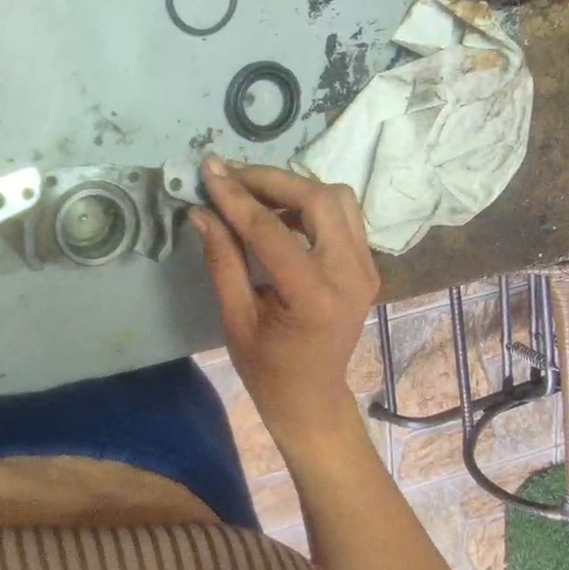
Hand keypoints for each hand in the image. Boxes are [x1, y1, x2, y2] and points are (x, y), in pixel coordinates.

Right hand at [192, 157, 379, 440]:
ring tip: (253, 195)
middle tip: (231, 176)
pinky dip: (309, 202)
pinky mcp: (366, 264)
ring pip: (337, 198)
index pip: (273, 231)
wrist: (312, 397)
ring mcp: (366, 267)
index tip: (209, 172)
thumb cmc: (267, 368)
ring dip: (293, 188)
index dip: (237, 198)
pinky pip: (343, 214)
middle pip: (318, 199)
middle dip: (270, 180)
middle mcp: (350, 275)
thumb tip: (202, 211)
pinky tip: (278, 213)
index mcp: (314, 298)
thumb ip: (222, 261)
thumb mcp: (235, 319)